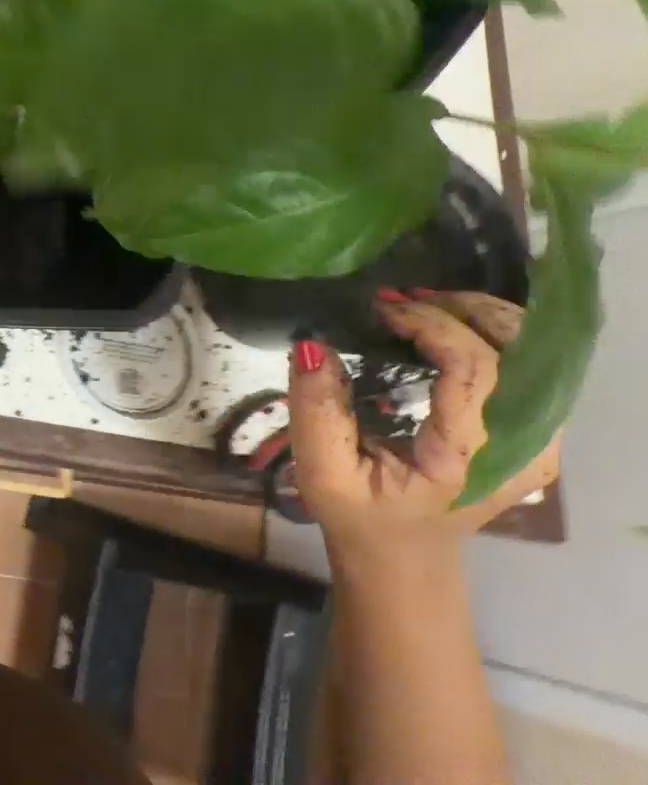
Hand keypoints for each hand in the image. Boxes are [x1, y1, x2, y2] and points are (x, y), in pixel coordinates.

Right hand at [288, 291, 561, 572]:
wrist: (403, 555)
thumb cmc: (360, 515)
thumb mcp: (322, 471)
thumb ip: (317, 411)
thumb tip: (310, 346)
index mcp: (473, 457)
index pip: (477, 369)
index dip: (433, 326)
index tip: (381, 308)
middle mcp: (527, 445)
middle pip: (525, 353)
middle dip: (470, 311)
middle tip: (408, 297)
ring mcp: (542, 439)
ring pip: (537, 355)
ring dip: (485, 319)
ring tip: (425, 307)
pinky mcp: (535, 431)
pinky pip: (529, 369)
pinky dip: (493, 337)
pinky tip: (448, 329)